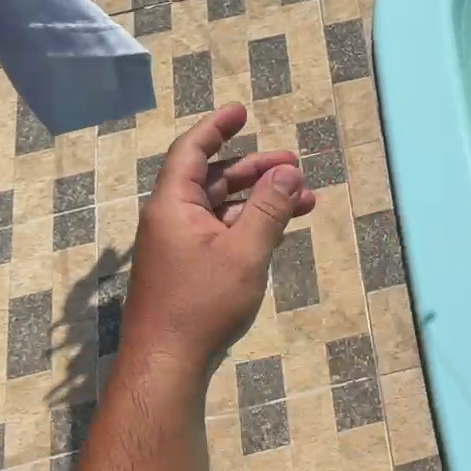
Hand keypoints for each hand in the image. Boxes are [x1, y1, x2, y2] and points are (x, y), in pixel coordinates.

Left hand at [122, 103, 316, 375]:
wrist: (168, 359)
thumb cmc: (202, 301)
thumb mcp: (244, 252)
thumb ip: (268, 209)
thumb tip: (290, 172)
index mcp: (174, 204)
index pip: (192, 152)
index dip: (217, 128)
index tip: (241, 111)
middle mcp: (173, 217)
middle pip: (214, 178)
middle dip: (255, 168)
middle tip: (295, 163)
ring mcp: (182, 244)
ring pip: (224, 207)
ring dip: (260, 200)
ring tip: (302, 198)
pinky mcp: (192, 267)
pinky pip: (224, 232)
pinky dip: (252, 225)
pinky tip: (280, 228)